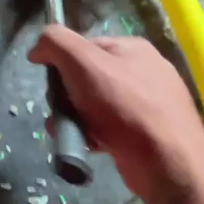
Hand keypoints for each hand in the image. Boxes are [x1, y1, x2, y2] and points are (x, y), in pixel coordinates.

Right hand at [28, 25, 203, 203]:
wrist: (166, 161)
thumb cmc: (123, 105)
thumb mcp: (81, 61)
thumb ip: (54, 43)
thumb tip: (37, 50)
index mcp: (131, 48)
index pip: (81, 47)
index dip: (61, 64)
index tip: (55, 84)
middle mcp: (142, 71)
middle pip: (84, 77)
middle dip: (66, 97)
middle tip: (64, 112)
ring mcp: (147, 103)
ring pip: (92, 104)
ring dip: (74, 118)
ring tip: (72, 132)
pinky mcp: (147, 131)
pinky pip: (107, 126)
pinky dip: (92, 134)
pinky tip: (88, 144)